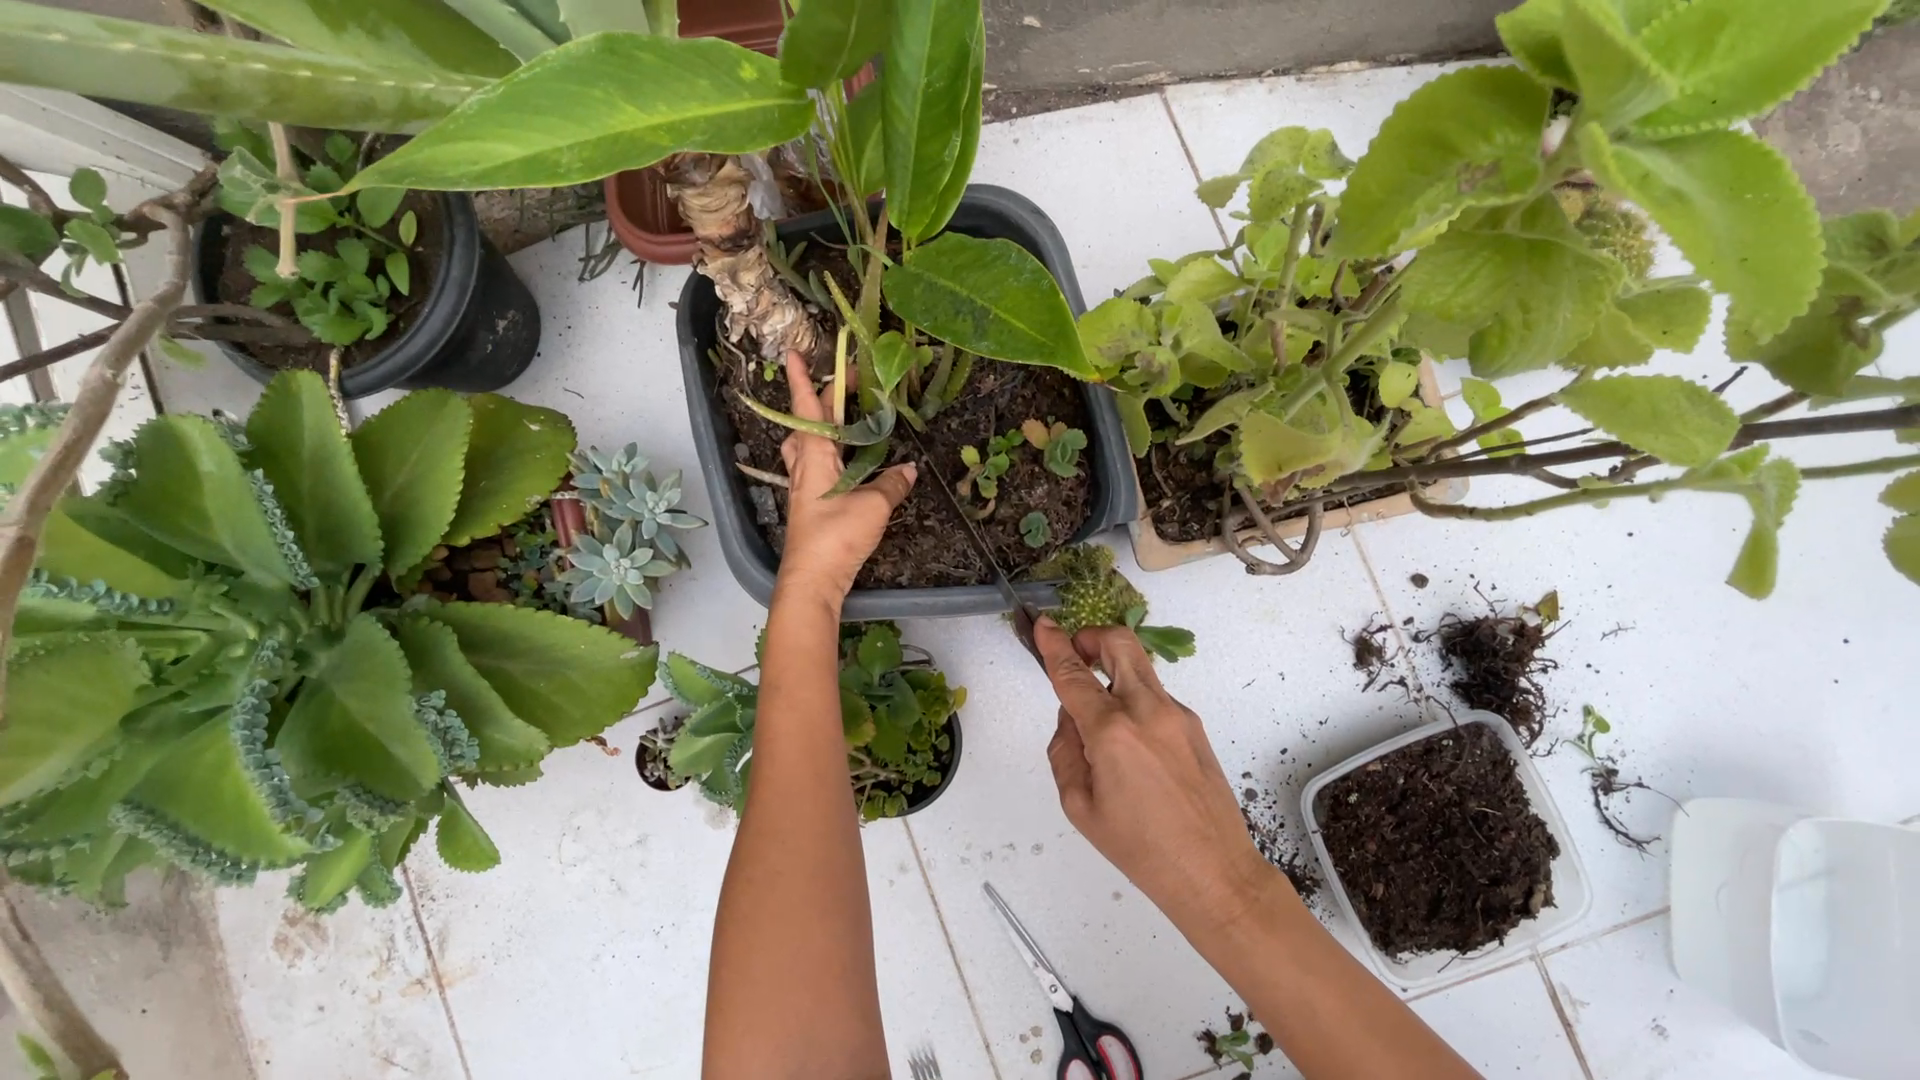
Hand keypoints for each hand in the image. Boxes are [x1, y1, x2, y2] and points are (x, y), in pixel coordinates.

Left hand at [775, 351, 915, 604]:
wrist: (812, 581)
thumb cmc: (836, 538)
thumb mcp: (873, 506)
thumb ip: (892, 484)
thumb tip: (909, 468)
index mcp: (814, 458)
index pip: (808, 409)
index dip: (801, 381)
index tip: (793, 354)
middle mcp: (803, 469)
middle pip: (805, 425)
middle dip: (820, 400)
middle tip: (844, 386)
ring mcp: (803, 490)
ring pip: (804, 448)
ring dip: (818, 429)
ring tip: (841, 420)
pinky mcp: (809, 508)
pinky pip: (815, 470)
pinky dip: (828, 456)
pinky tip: (846, 464)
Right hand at [1037, 618, 1286, 927]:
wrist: (1214, 871)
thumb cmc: (1139, 848)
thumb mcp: (1079, 805)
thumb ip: (1065, 751)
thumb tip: (1072, 719)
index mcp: (1112, 732)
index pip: (1073, 673)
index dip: (1053, 644)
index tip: (1043, 623)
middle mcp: (1147, 710)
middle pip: (1119, 643)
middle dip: (1091, 637)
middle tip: (1074, 654)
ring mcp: (1177, 714)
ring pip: (1139, 667)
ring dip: (1112, 672)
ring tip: (1099, 721)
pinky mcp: (1194, 726)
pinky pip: (1154, 697)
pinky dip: (1133, 703)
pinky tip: (1131, 751)